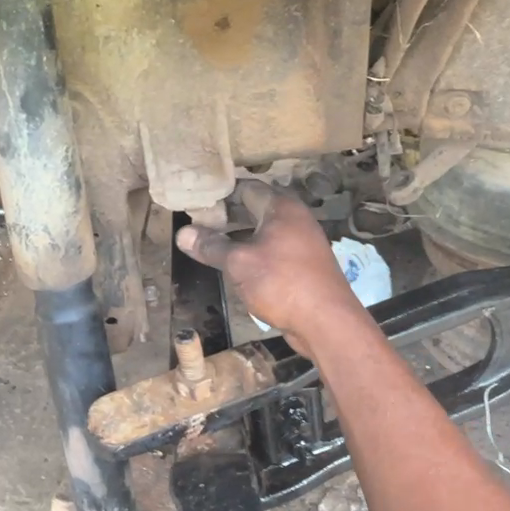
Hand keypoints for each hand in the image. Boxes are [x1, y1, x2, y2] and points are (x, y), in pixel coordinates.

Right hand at [176, 181, 368, 358]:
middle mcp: (295, 217)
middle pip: (255, 207)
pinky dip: (253, 249)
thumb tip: (181, 233)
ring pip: (263, 229)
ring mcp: (302, 241)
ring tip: (210, 240)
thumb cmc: (282, 282)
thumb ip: (210, 246)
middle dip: (227, 214)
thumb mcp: (238, 263)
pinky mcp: (304, 263)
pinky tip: (235, 262)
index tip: (196, 200)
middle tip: (197, 220)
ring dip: (239, 233)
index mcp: (281, 207)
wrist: (328, 322)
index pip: (246, 187)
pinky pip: (272, 247)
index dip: (220, 192)